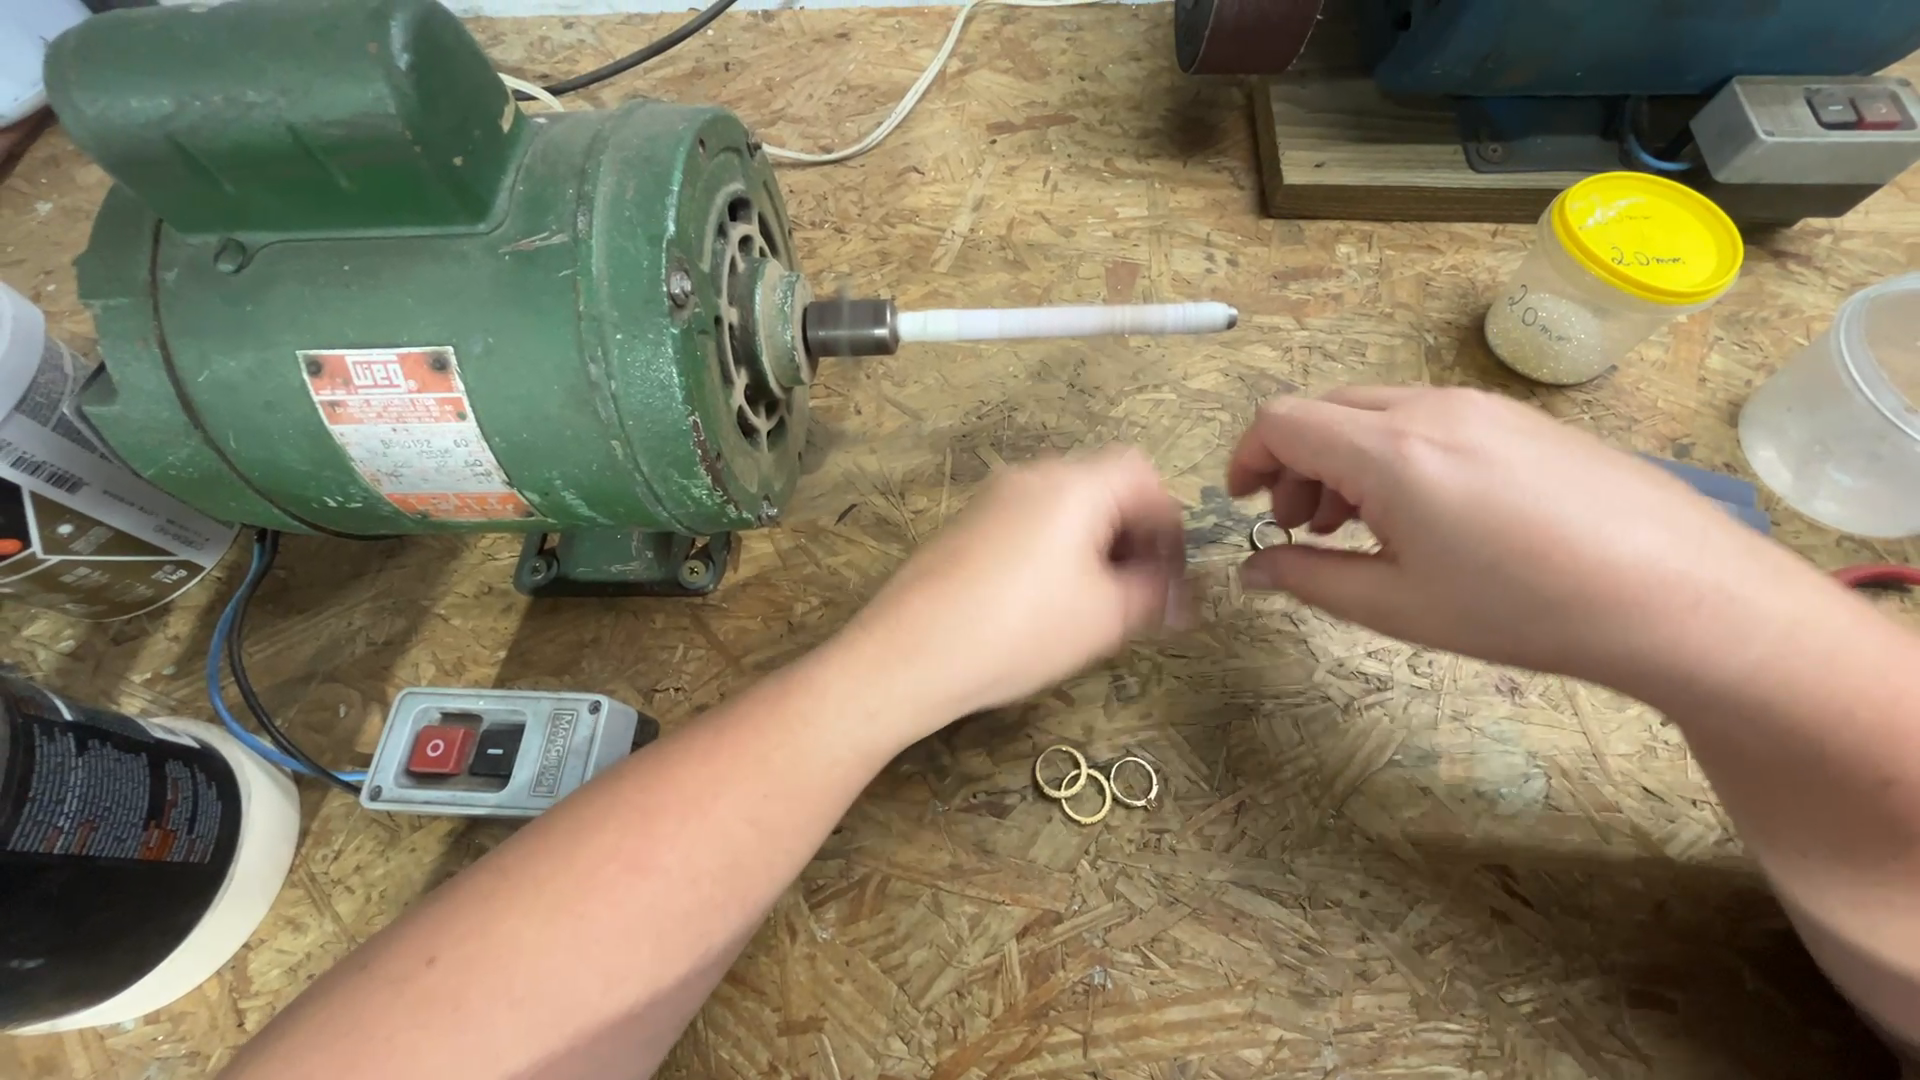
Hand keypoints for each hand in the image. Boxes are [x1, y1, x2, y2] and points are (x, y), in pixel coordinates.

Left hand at [836, 449, 1185, 727]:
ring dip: (1096, 546)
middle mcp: (1031, 477)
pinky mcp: (965, 527)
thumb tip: (1180, 595)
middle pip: (1103, 487)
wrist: (908, 654)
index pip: (1142, 473)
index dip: (1168, 521)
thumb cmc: (1019, 630)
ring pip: (1065, 509)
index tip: (1173, 572)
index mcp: (1073, 484)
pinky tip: (1048, 603)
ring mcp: (991, 500)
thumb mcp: (1105, 617)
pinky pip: (1029, 524)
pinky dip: (1056, 551)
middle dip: (1133, 536)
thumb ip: (1156, 595)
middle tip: (1142, 592)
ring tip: (1099, 603)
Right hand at [1229, 387, 1838, 689]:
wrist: (1684, 599)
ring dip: (1338, 458)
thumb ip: (1307, 578)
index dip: (1245, 458)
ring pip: (1371, 411)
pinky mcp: (1518, 418)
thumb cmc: (1520, 610)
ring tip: (1356, 524)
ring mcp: (1480, 406)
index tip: (1244, 503)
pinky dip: (1389, 453)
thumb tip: (1249, 570)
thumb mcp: (1395, 606)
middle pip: (1322, 408)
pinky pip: (1423, 417)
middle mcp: (1428, 409)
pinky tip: (1421, 511)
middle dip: (1290, 462)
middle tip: (1301, 524)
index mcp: (1389, 451)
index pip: (1281, 421)